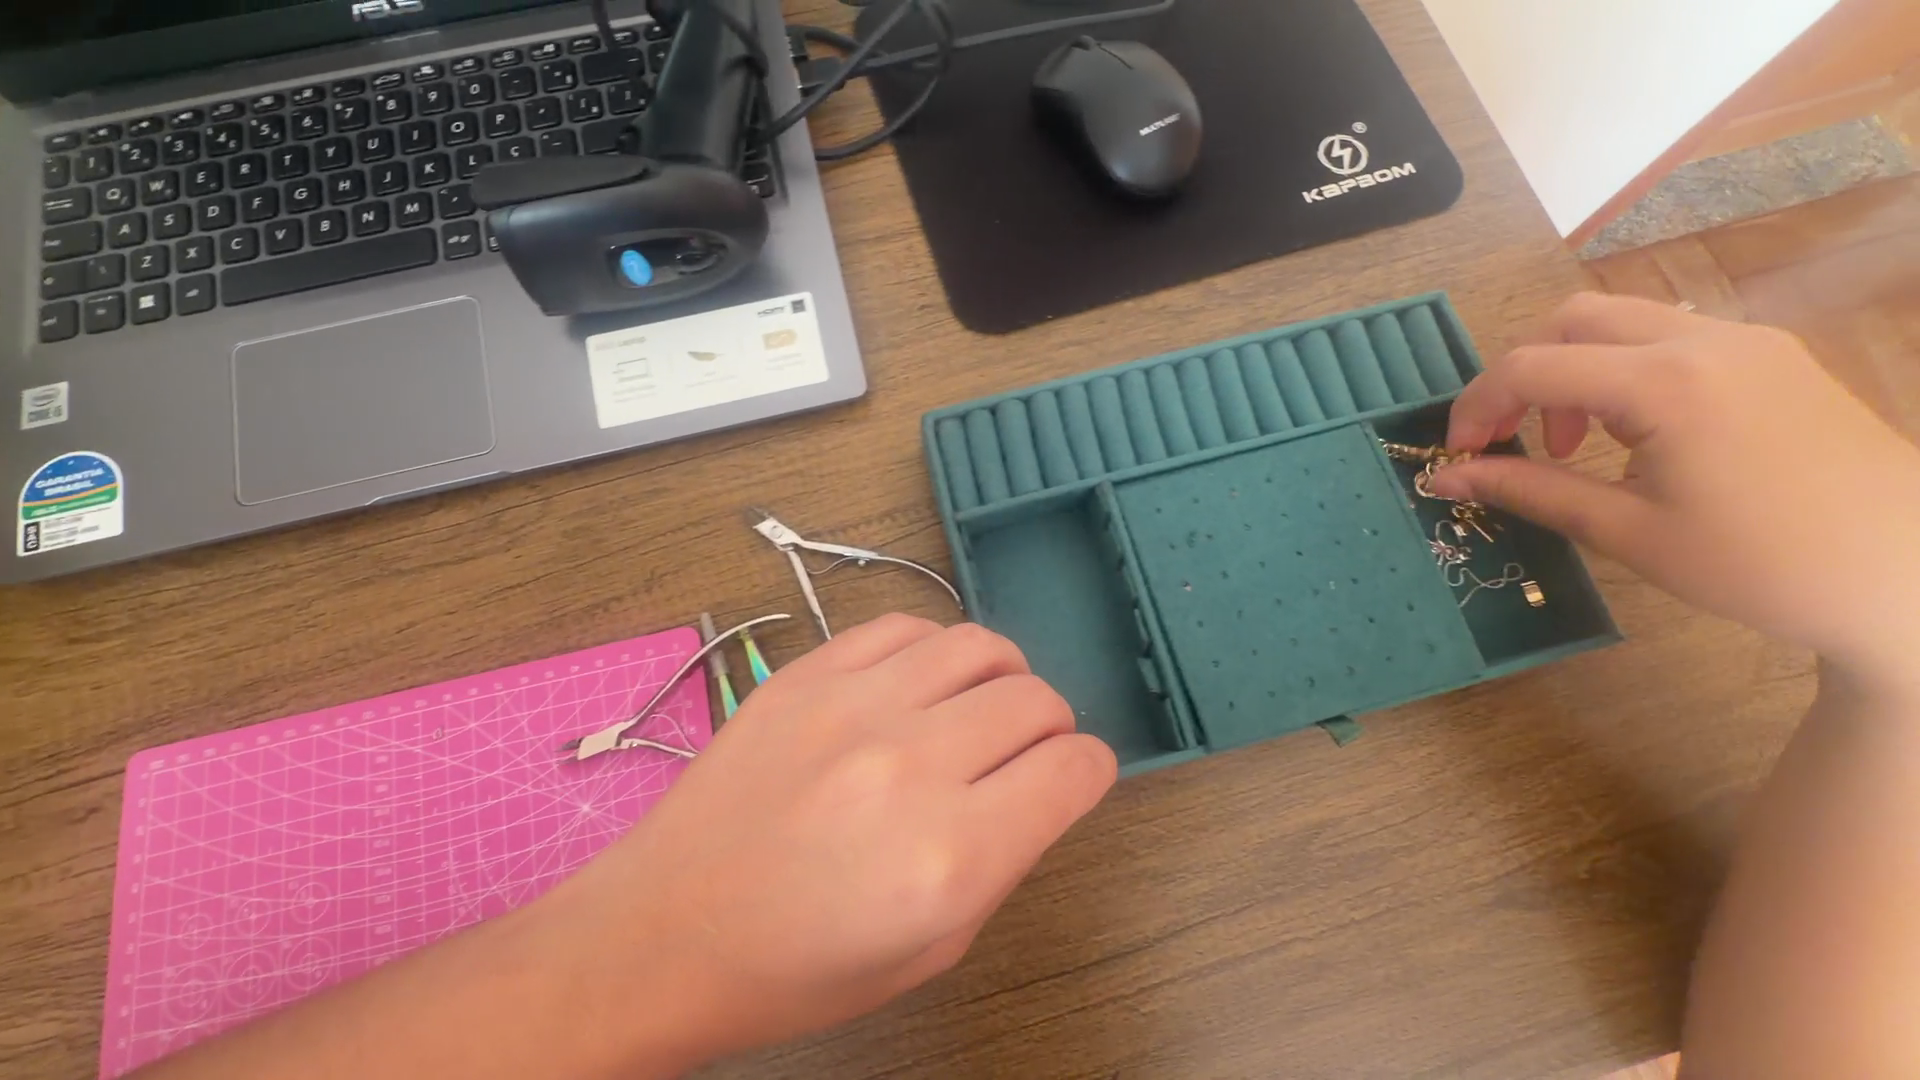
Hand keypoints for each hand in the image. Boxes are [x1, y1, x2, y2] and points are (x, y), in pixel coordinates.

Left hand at [548, 616, 1117, 1071]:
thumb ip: (1002, 860)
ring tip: (983, 705)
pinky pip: (905, 627)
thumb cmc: (798, 967)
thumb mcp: (930, 949)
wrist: (664, 930)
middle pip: (1035, 698)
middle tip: (1026, 751)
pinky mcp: (806, 674)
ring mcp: (851, 705)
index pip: (1074, 768)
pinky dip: (935, 651)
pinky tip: (924, 683)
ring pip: (979, 645)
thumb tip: (1040, 785)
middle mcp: (910, 765)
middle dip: (1051, 726)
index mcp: (950, 857)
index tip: (1071, 779)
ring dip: (1003, 674)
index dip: (1088, 772)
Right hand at [1434, 292, 1919, 687]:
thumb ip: (1527, 491)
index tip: (1460, 456)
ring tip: (1572, 444)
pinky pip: (1668, 339)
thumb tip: (1444, 480)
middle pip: (1572, 318)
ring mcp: (1747, 342)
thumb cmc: (1760, 564)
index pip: (1532, 366)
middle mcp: (1705, 341)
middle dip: (1521, 374)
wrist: (1913, 576)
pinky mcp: (1771, 358)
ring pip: (1621, 322)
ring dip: (1571, 370)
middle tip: (1509, 438)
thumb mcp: (1625, 531)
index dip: (1477, 406)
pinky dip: (1619, 372)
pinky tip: (1630, 433)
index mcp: (1667, 383)